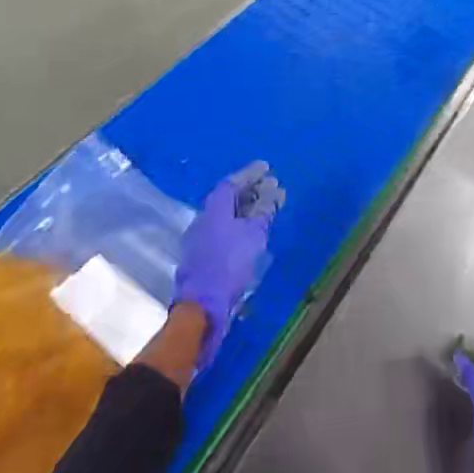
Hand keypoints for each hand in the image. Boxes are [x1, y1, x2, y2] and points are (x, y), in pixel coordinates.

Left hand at [174, 162, 281, 369]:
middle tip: (271, 187)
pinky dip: (240, 226)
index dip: (250, 174)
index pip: (232, 183)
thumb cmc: (229, 264)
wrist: (202, 304)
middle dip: (250, 191)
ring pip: (226, 216)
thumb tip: (272, 192)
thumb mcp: (253, 235)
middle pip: (227, 199)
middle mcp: (203, 219)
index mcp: (213, 209)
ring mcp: (200, 239)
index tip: (266, 168)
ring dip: (246, 210)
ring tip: (265, 209)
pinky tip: (251, 233)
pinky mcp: (202, 257)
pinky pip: (224, 231)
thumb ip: (263, 212)